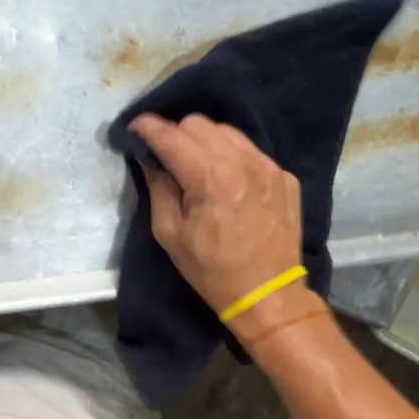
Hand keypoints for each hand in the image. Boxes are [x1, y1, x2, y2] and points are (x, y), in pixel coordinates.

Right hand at [129, 114, 309, 322]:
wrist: (267, 294)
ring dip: (205, 142)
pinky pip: (250, 151)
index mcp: (210, 177)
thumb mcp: (169, 233)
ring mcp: (269, 166)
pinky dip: (232, 157)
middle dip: (176, 134)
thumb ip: (158, 187)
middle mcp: (242, 161)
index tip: (133, 128)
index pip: (170, 135)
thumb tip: (150, 158)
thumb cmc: (212, 269)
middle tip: (166, 156)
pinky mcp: (285, 176)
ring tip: (198, 166)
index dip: (147, 127)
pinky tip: (228, 181)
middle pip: (198, 124)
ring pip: (227, 132)